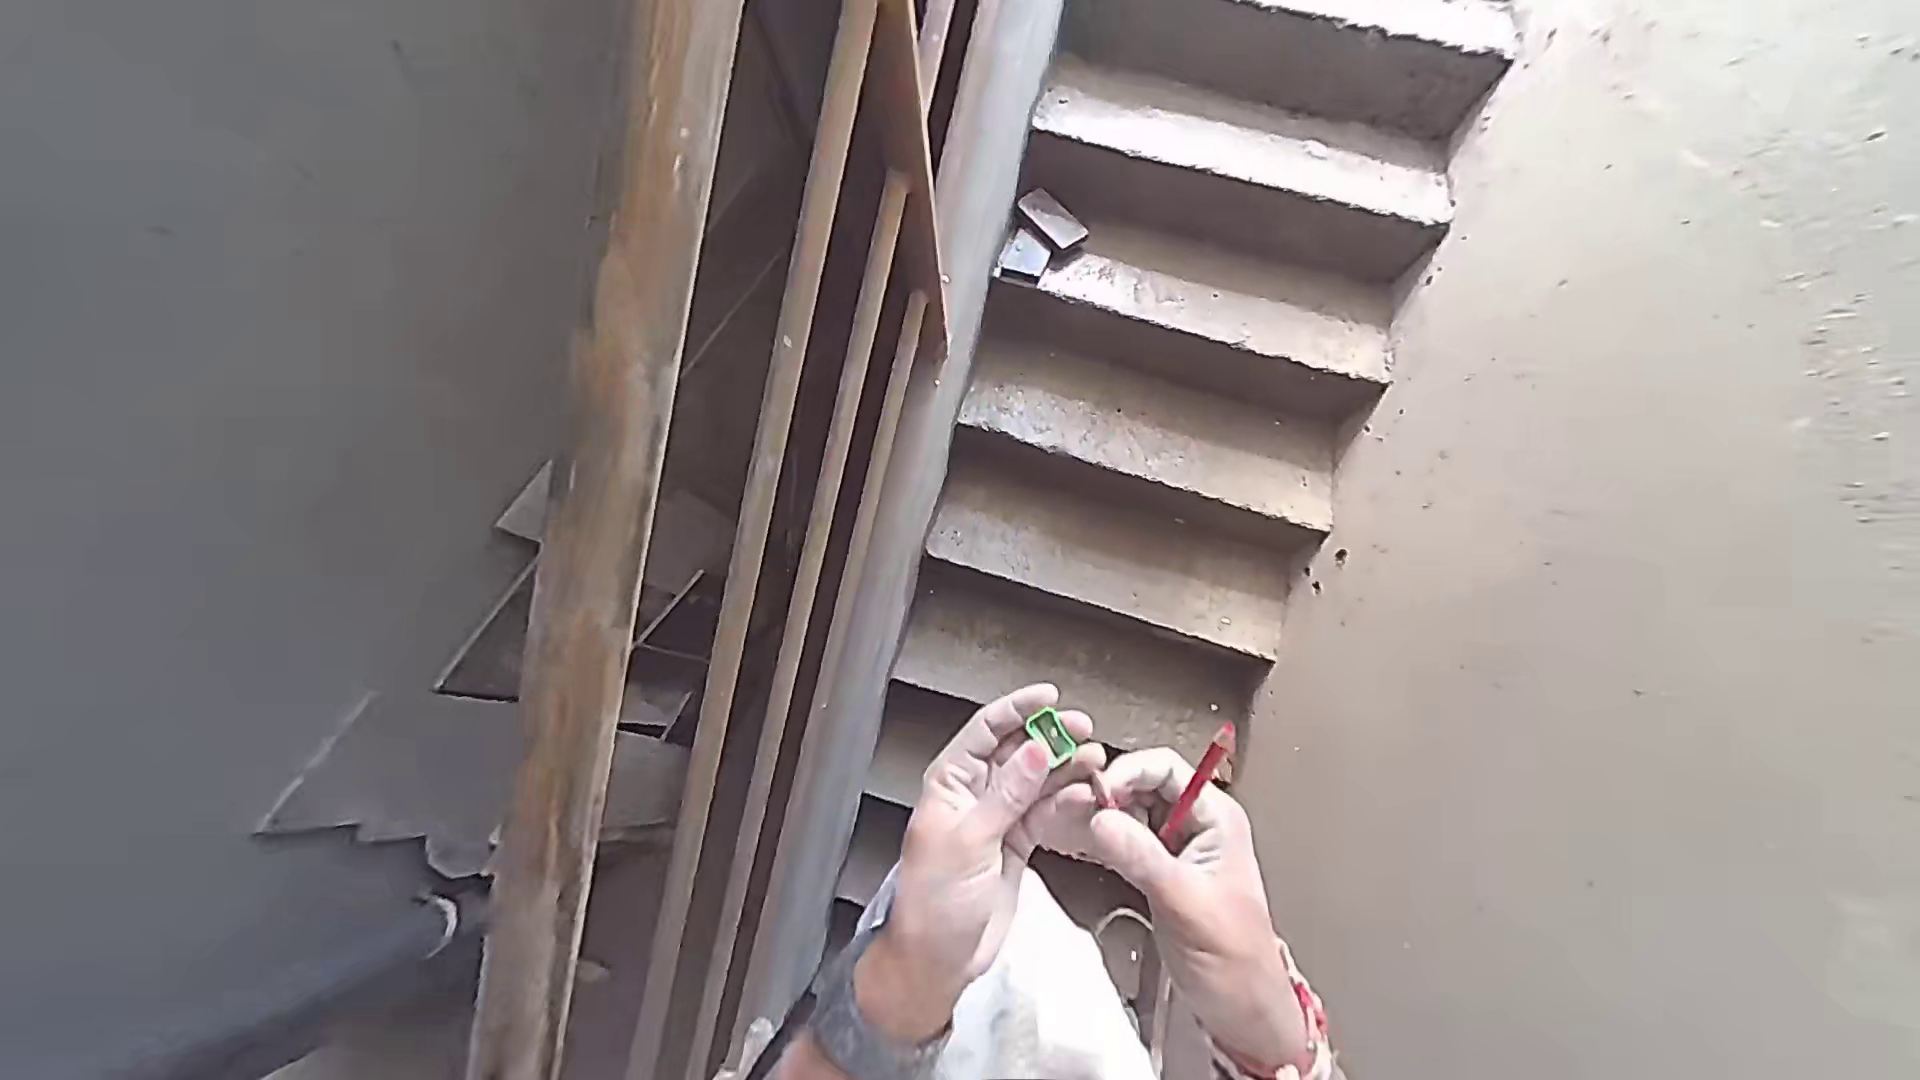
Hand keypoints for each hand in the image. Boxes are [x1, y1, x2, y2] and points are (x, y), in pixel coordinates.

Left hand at [855, 683, 1104, 1041]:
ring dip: (1064, 766)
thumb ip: (1007, 794)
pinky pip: (1045, 810)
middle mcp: (975, 791)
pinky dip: (1065, 801)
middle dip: (1049, 734)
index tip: (1049, 695)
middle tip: (1083, 728)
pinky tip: (1085, 794)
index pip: (985, 729)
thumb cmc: (935, 901)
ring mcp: (998, 814)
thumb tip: (1035, 749)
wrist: (939, 961)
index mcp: (951, 781)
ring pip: (1035, 778)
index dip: (1017, 708)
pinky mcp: (1017, 839)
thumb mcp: (970, 841)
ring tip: (1094, 758)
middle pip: (1016, 749)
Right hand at [1031, 748, 1310, 1072]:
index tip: (1098, 792)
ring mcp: (1172, 844)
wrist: (1243, 1019)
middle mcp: (1192, 822)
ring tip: (1072, 821)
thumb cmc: (1235, 964)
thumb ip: (1142, 857)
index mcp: (1214, 816)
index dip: (1128, 771)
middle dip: (1107, 792)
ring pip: (1126, 808)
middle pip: (1140, 783)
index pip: (1164, 768)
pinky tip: (1080, 840)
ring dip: (1099, 813)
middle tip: (1078, 806)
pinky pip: (1120, 836)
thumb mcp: (1187, 904)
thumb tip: (1100, 817)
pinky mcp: (1154, 866)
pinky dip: (1099, 836)